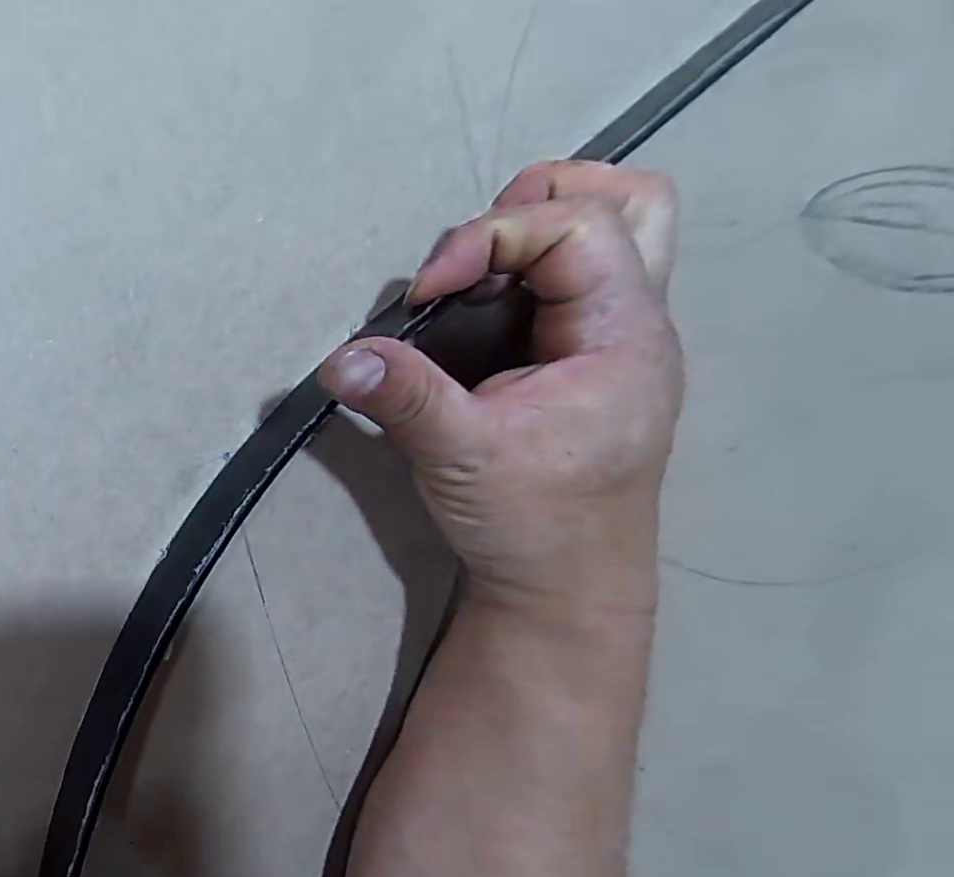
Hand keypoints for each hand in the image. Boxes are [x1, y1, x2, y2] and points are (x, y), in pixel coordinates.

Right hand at [317, 161, 683, 615]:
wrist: (562, 580)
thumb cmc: (530, 518)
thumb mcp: (458, 455)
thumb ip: (402, 398)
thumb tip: (337, 360)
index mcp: (621, 332)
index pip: (576, 228)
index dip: (489, 237)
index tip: (421, 294)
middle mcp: (630, 323)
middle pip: (632, 203)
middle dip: (543, 204)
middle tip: (471, 253)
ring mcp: (608, 345)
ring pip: (610, 240)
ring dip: (535, 235)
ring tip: (468, 278)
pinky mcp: (576, 369)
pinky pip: (567, 289)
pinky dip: (519, 279)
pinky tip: (471, 318)